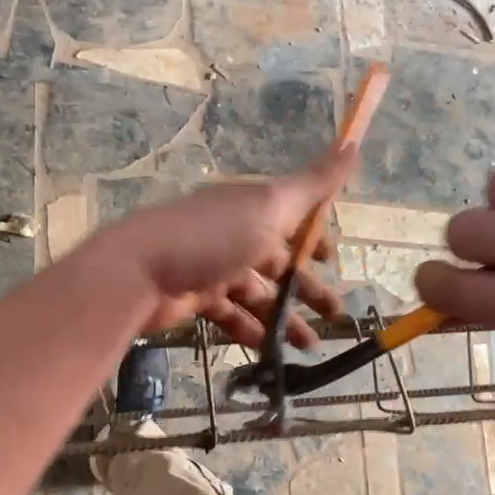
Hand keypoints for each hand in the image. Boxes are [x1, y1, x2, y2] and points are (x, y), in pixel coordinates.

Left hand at [94, 145, 360, 349]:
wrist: (139, 271)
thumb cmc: (211, 236)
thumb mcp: (271, 206)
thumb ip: (314, 183)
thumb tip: (354, 143)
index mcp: (251, 208)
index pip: (290, 220)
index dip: (313, 239)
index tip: (333, 261)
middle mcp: (232, 234)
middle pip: (277, 262)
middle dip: (307, 288)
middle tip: (336, 316)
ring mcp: (212, 267)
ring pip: (257, 294)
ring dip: (284, 318)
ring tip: (310, 346)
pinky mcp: (193, 297)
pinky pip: (229, 315)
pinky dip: (250, 331)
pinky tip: (270, 352)